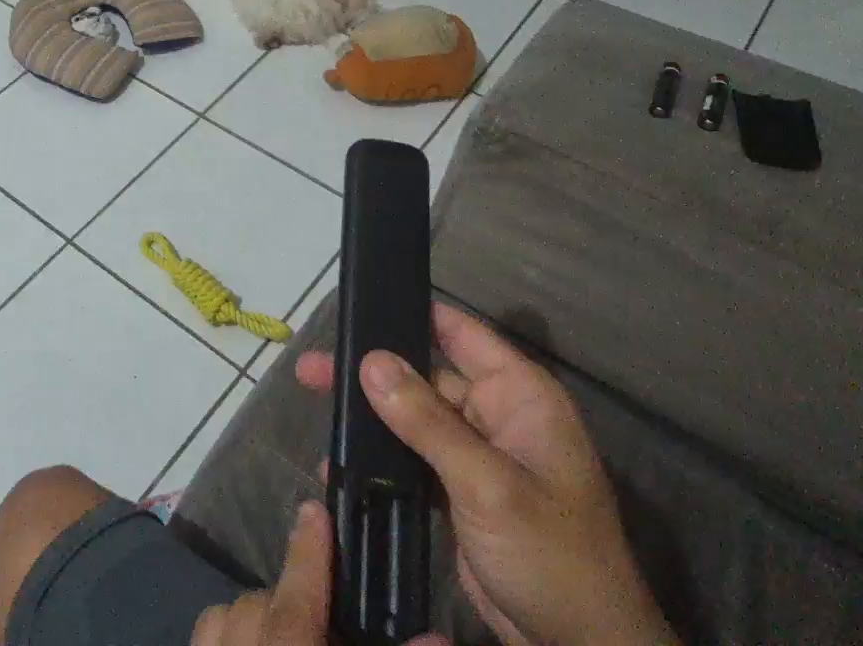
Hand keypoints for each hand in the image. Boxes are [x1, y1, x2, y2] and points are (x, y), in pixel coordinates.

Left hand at [190, 501, 447, 645]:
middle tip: (320, 618)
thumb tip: (436, 636)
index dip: (308, 553)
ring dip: (253, 618)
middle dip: (287, 601)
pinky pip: (203, 640)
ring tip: (286, 635)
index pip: (295, 600)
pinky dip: (226, 638)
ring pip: (220, 618)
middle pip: (256, 605)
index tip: (316, 510)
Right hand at [297, 303, 677, 645]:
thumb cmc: (551, 555)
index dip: (412, 313)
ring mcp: (477, 456)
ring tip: (317, 409)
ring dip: (370, 418)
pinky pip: (413, 460)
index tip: (358, 307)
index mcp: (519, 396)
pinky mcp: (460, 492)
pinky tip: (339, 466)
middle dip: (372, 372)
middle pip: (425, 377)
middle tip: (312, 369)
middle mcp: (497, 416)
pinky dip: (380, 461)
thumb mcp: (487, 485)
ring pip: (413, 419)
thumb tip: (371, 362)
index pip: (460, 333)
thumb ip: (427, 423)